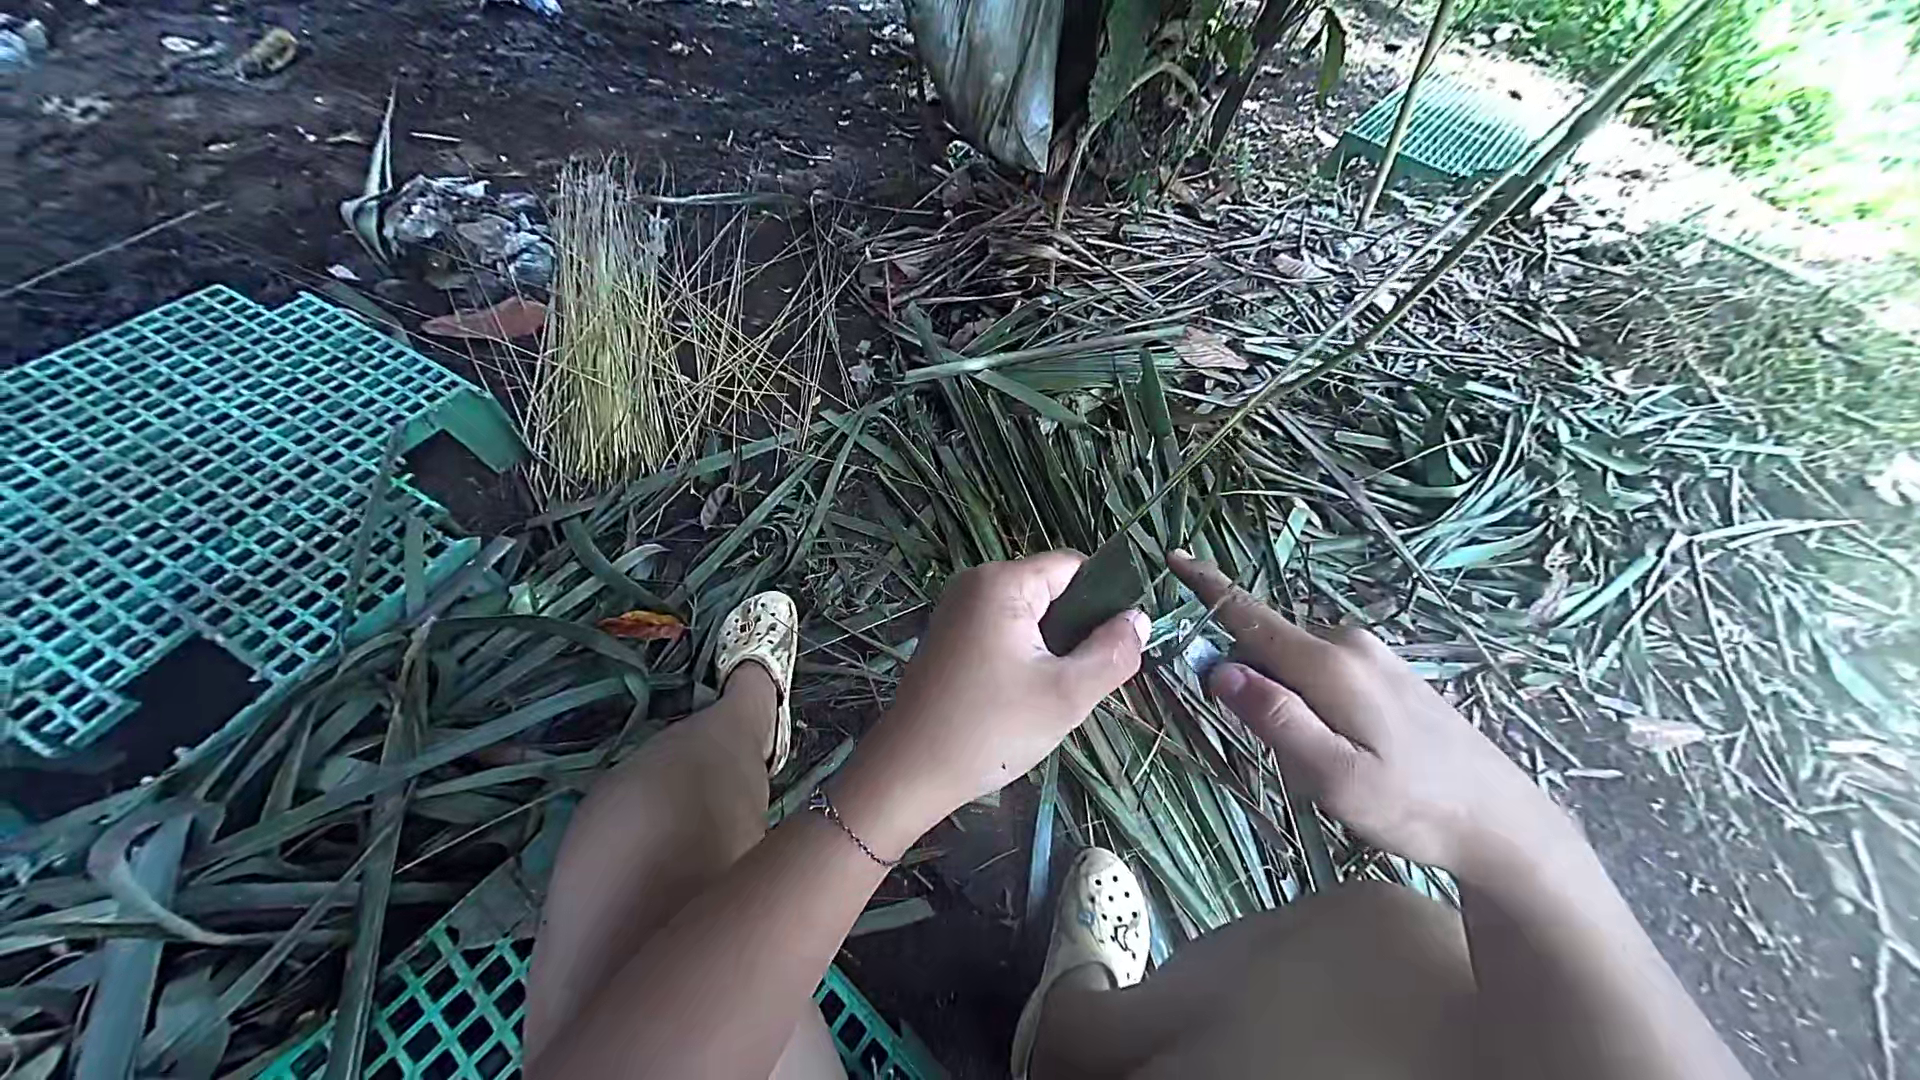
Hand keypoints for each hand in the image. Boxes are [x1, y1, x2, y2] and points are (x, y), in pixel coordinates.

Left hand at [832, 552, 1147, 856]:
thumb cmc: (991, 729)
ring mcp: (956, 609)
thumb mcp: (1068, 694)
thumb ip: (1113, 651)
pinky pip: (1002, 630)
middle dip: (1076, 630)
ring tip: (1052, 692)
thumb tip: (1139, 617)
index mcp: (1002, 582)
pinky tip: (1021, 694)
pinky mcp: (948, 635)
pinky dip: (1023, 654)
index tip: (1113, 648)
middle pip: (1051, 589)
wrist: (909, 771)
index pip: (1073, 567)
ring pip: (1029, 614)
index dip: (1103, 601)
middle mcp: (975, 583)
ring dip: (1051, 647)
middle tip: (1080, 681)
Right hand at [1168, 550, 1577, 883]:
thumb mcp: (1334, 776)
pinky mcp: (1384, 670)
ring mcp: (1371, 654)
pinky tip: (1342, 743)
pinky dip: (1303, 694)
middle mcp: (1347, 643)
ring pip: (1291, 661)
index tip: (1172, 558)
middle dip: (1246, 681)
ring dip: (1279, 696)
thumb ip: (1275, 719)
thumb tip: (1219, 669)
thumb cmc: (1415, 807)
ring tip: (1319, 759)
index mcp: (1329, 664)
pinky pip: (1318, 668)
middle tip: (1279, 752)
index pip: (1250, 616)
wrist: (1507, 826)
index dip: (1207, 588)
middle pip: (1265, 644)